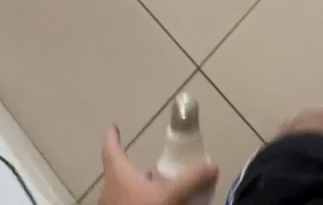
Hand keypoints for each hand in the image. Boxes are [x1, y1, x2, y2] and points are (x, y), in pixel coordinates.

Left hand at [99, 126, 217, 204]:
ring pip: (122, 194)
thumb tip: (214, 167)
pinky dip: (137, 203)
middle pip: (118, 174)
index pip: (110, 149)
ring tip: (155, 190)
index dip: (112, 136)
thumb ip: (192, 180)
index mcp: (118, 176)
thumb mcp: (171, 196)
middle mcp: (109, 191)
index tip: (113, 126)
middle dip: (133, 170)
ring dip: (136, 190)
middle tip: (150, 169)